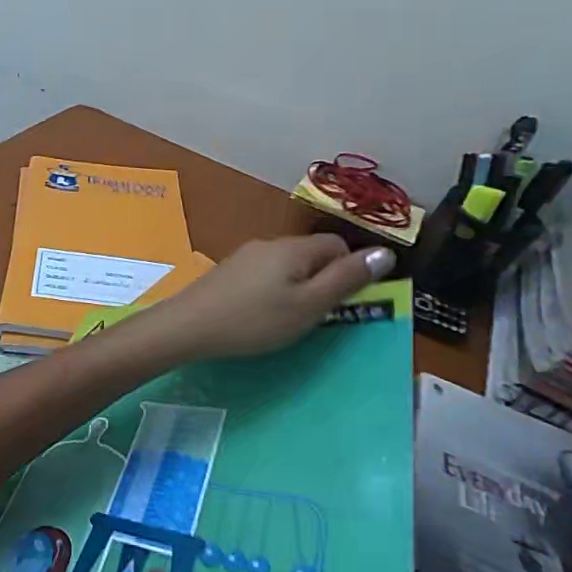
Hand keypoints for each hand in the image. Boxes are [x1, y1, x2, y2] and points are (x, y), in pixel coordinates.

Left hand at [134, 235, 395, 362]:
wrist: (186, 327)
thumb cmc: (254, 320)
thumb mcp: (309, 305)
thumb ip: (346, 279)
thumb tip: (385, 252)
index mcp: (294, 248)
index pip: (338, 245)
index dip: (349, 270)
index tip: (344, 303)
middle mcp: (268, 244)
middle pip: (310, 254)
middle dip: (321, 280)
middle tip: (316, 315)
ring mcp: (242, 257)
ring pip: (284, 267)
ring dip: (294, 288)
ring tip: (287, 319)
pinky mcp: (224, 274)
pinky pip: (260, 277)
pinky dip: (269, 293)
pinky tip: (257, 316)